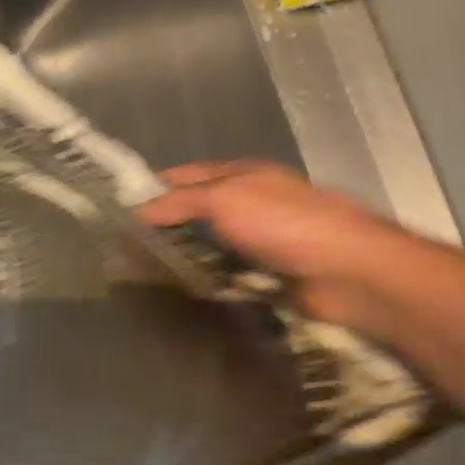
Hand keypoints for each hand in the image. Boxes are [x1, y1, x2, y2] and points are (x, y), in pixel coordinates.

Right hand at [134, 161, 417, 330]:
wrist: (350, 271)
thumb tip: (135, 210)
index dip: (149, 187)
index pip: (183, 175)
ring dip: (181, 255)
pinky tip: (179, 289)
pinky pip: (223, 274)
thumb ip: (177, 202)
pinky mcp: (266, 273)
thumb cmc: (286, 223)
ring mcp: (258, 240)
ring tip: (139, 270)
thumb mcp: (224, 199)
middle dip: (161, 225)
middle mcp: (249, 203)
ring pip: (206, 245)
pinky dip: (204, 279)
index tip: (114, 207)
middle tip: (120, 244)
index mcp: (241, 175)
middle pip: (193, 211)